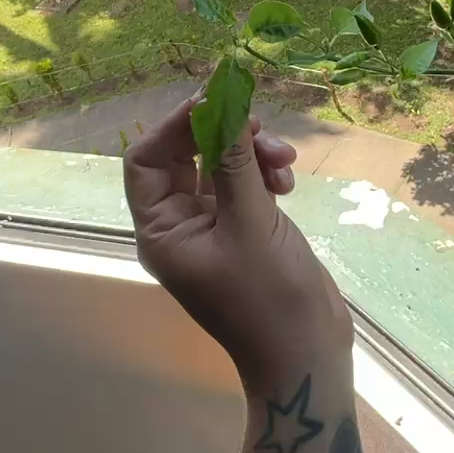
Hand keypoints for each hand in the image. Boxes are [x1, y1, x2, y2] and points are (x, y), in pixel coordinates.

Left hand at [123, 95, 351, 389]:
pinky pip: (245, 185)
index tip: (214, 100)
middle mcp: (179, 225)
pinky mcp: (244, 229)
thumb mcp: (251, 222)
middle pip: (186, 157)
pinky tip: (288, 183)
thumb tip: (219, 102)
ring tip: (286, 160)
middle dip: (223, 136)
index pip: (146, 161)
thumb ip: (234, 160)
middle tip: (258, 122)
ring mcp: (213, 227)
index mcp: (161, 230)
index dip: (174, 125)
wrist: (307, 352)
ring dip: (252, 154)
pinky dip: (265, 175)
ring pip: (221, 167)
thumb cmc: (270, 296)